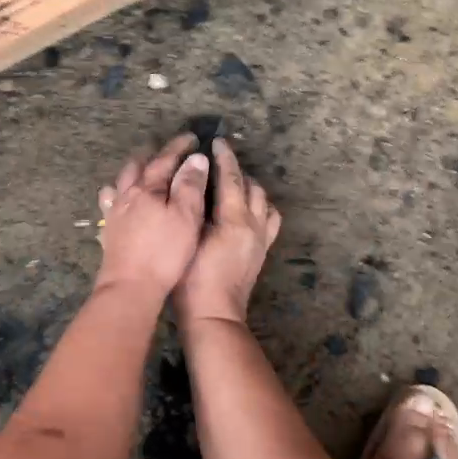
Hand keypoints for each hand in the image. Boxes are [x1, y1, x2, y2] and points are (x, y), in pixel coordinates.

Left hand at [94, 133, 209, 297]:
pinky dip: (117, 195)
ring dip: (133, 172)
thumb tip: (195, 158)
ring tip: (142, 170)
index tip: (192, 137)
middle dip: (153, 155)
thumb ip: (190, 185)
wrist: (129, 287)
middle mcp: (127, 195)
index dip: (179, 147)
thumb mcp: (186, 217)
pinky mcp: (109, 232)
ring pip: (121, 183)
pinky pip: (110, 204)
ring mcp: (114, 214)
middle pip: (137, 166)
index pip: (164, 159)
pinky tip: (117, 200)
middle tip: (167, 151)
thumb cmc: (164, 252)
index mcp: (147, 189)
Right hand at [174, 139, 281, 326]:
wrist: (213, 316)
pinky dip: (261, 207)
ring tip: (235, 183)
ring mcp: (261, 239)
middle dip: (238, 170)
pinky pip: (269, 221)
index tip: (217, 142)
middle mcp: (254, 225)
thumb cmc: (191, 279)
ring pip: (264, 202)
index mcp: (234, 218)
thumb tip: (196, 180)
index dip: (224, 157)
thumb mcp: (189, 237)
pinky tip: (249, 210)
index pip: (232, 178)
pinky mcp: (261, 253)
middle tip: (220, 162)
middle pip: (251, 186)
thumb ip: (194, 207)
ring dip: (251, 187)